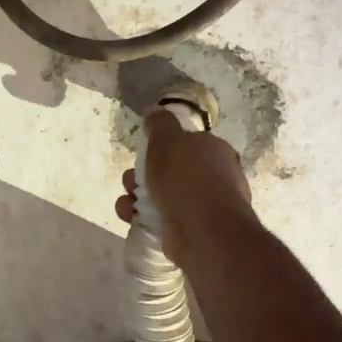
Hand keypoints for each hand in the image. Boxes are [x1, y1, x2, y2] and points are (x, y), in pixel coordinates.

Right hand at [114, 107, 256, 266]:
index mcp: (214, 151)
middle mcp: (213, 178)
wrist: (205, 232)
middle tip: (130, 178)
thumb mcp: (167, 140)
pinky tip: (129, 215)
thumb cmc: (187, 178)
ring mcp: (202, 207)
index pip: (186, 143)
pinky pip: (161, 218)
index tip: (143, 152)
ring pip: (162, 195)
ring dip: (137, 195)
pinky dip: (142, 216)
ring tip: (126, 200)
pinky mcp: (189, 230)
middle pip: (169, 170)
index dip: (161, 147)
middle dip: (143, 174)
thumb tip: (153, 109)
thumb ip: (159, 124)